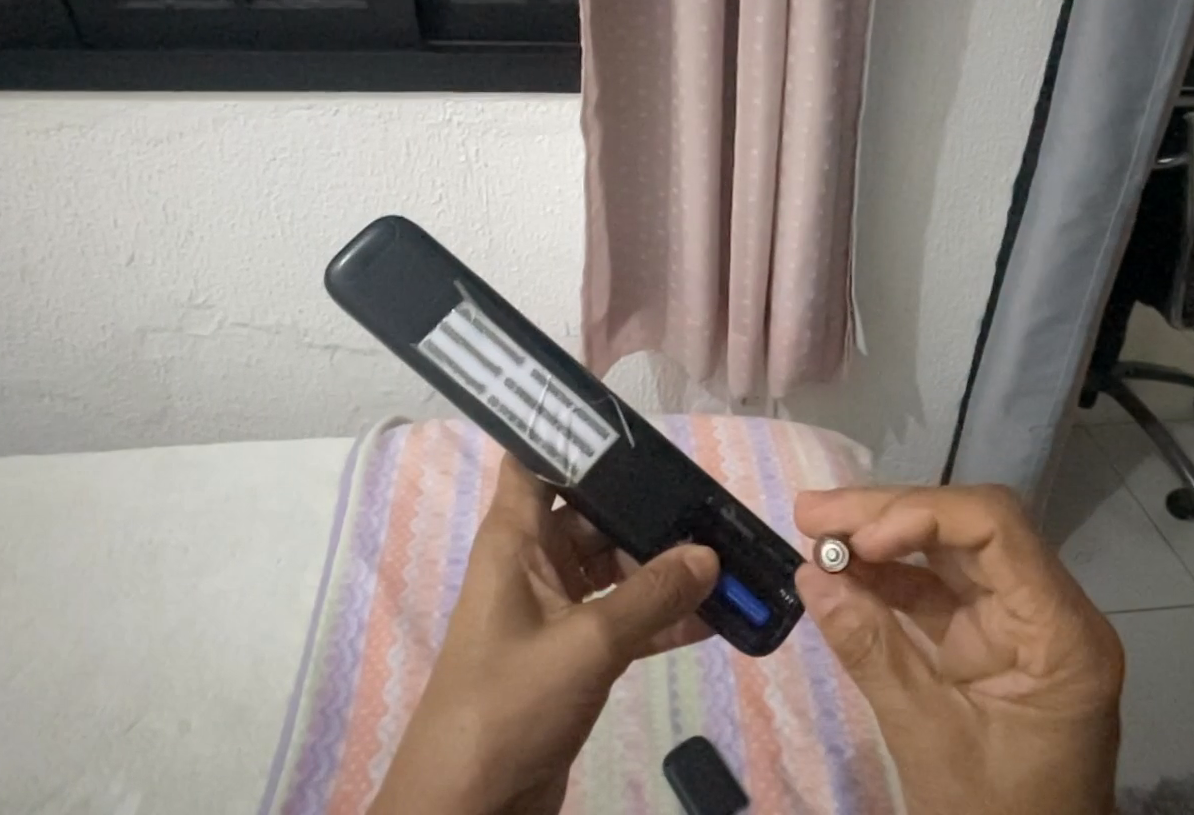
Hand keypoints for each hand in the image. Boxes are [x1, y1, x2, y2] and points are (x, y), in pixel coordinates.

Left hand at [375, 456, 719, 814]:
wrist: (468, 812)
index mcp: (516, 539)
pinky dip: (664, 616)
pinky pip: (627, 616)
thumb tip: (710, 553)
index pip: (536, 461)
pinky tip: (714, 616)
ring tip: (725, 555)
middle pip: (595, 513)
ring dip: (664, 566)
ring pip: (617, 566)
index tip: (630, 419)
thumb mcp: (586, 642)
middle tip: (710, 499)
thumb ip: (652, 595)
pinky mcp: (576, 651)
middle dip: (648, 507)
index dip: (571, 432)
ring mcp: (557, 608)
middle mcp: (535, 562)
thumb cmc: (509, 704)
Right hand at [794, 485, 1124, 814]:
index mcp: (1059, 633)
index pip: (996, 528)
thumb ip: (872, 652)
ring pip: (944, 548)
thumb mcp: (929, 741)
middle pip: (964, 527)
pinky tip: (839, 571)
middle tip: (811, 513)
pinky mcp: (984, 635)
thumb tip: (809, 575)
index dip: (922, 516)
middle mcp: (1043, 608)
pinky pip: (932, 587)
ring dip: (877, 537)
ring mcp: (1013, 619)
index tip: (856, 539)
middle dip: (885, 515)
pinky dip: (883, 575)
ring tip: (813, 531)